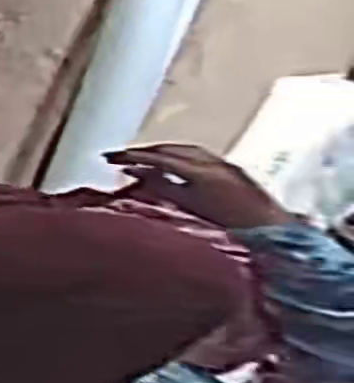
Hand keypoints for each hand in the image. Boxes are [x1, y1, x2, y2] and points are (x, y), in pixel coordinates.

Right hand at [106, 143, 292, 229]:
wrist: (275, 232)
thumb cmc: (227, 220)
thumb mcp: (184, 202)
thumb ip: (156, 183)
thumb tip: (131, 170)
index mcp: (198, 169)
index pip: (156, 157)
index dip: (129, 156)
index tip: (108, 158)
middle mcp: (212, 161)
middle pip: (169, 149)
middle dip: (142, 151)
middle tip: (120, 156)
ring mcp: (224, 164)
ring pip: (183, 150)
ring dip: (159, 151)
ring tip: (142, 158)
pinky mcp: (231, 169)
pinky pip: (196, 154)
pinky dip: (177, 155)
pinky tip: (170, 162)